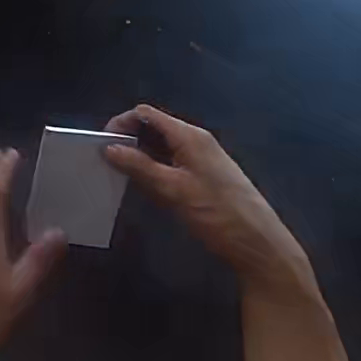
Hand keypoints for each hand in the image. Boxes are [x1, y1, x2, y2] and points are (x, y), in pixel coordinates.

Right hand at [102, 105, 312, 294]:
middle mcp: (196, 141)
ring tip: (118, 172)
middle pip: (153, 127)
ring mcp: (202, 158)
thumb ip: (139, 166)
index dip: (121, 123)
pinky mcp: (204, 176)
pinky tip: (143, 185)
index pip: (146, 114)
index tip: (101, 144)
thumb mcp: (172, 190)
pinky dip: (152, 167)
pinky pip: (171, 161)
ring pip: (161, 146)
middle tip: (106, 160)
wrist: (259, 246)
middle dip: (127, 139)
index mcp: (189, 136)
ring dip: (138, 154)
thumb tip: (108, 148)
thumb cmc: (216, 213)